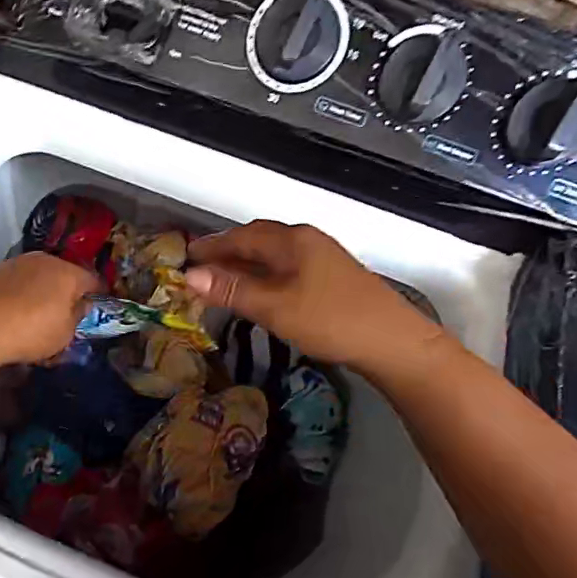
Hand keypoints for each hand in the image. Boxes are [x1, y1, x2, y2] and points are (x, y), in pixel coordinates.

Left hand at [0, 253, 101, 366]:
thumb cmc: (29, 330)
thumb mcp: (64, 334)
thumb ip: (78, 316)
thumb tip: (81, 305)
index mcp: (69, 273)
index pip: (94, 281)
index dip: (99, 296)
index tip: (99, 310)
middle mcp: (45, 260)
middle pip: (65, 276)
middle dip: (69, 294)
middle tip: (68, 318)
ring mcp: (18, 263)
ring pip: (41, 278)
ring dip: (44, 295)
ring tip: (40, 318)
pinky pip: (20, 284)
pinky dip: (24, 296)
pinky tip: (18, 314)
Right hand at [183, 221, 443, 372]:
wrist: (391, 342)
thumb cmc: (330, 320)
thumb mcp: (274, 307)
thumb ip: (233, 290)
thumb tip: (190, 275)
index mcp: (292, 240)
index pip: (241, 236)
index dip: (211, 246)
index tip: (185, 256)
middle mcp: (306, 240)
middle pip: (258, 240)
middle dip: (227, 253)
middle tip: (200, 270)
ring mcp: (322, 258)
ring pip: (273, 256)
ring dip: (245, 266)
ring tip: (221, 283)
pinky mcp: (330, 278)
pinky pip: (286, 269)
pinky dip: (264, 277)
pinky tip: (259, 294)